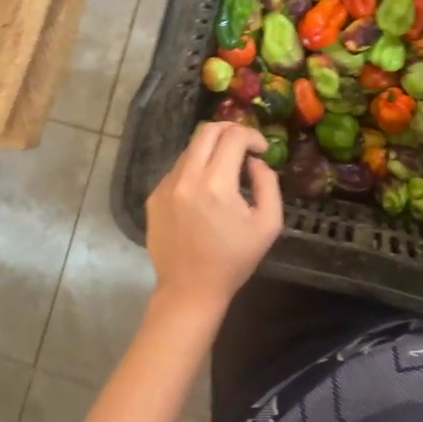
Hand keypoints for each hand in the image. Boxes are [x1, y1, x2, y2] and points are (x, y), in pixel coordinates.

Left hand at [146, 121, 282, 313]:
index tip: (261, 150)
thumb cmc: (233, 260)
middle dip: (230, 130)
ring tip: (225, 169)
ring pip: (190, 148)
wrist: (189, 291)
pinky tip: (203, 191)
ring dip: (211, 149)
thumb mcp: (268, 225)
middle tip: (244, 145)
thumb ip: (268, 184)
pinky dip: (194, 168)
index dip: (252, 136)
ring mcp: (166, 186)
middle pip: (207, 131)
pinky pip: (177, 169)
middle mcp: (187, 178)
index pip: (233, 136)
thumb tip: (256, 161)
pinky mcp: (154, 197)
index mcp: (216, 184)